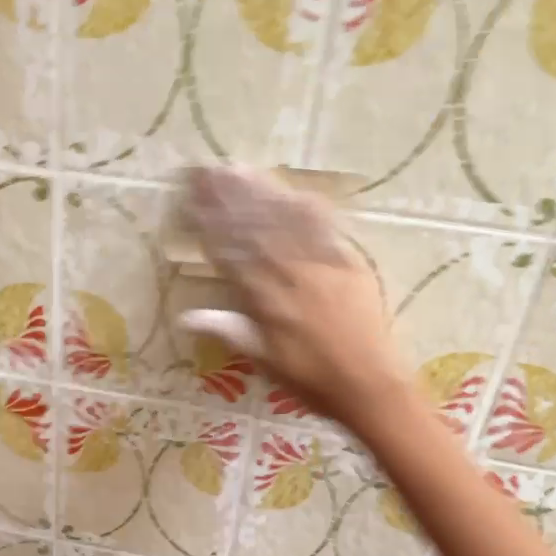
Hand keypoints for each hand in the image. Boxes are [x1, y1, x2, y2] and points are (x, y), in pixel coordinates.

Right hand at [177, 166, 407, 431]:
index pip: (230, 253)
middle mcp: (290, 275)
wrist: (368, 386)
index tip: (191, 198)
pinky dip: (307, 207)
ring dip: (262, 192)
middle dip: (229, 197)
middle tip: (209, 169)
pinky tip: (293, 191)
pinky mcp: (349, 264)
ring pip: (286, 221)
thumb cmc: (312, 382)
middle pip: (255, 228)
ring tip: (241, 169)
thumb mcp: (265, 362)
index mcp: (264, 300)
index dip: (209, 224)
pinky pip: (326, 229)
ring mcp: (321, 265)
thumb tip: (186, 316)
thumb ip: (230, 331)